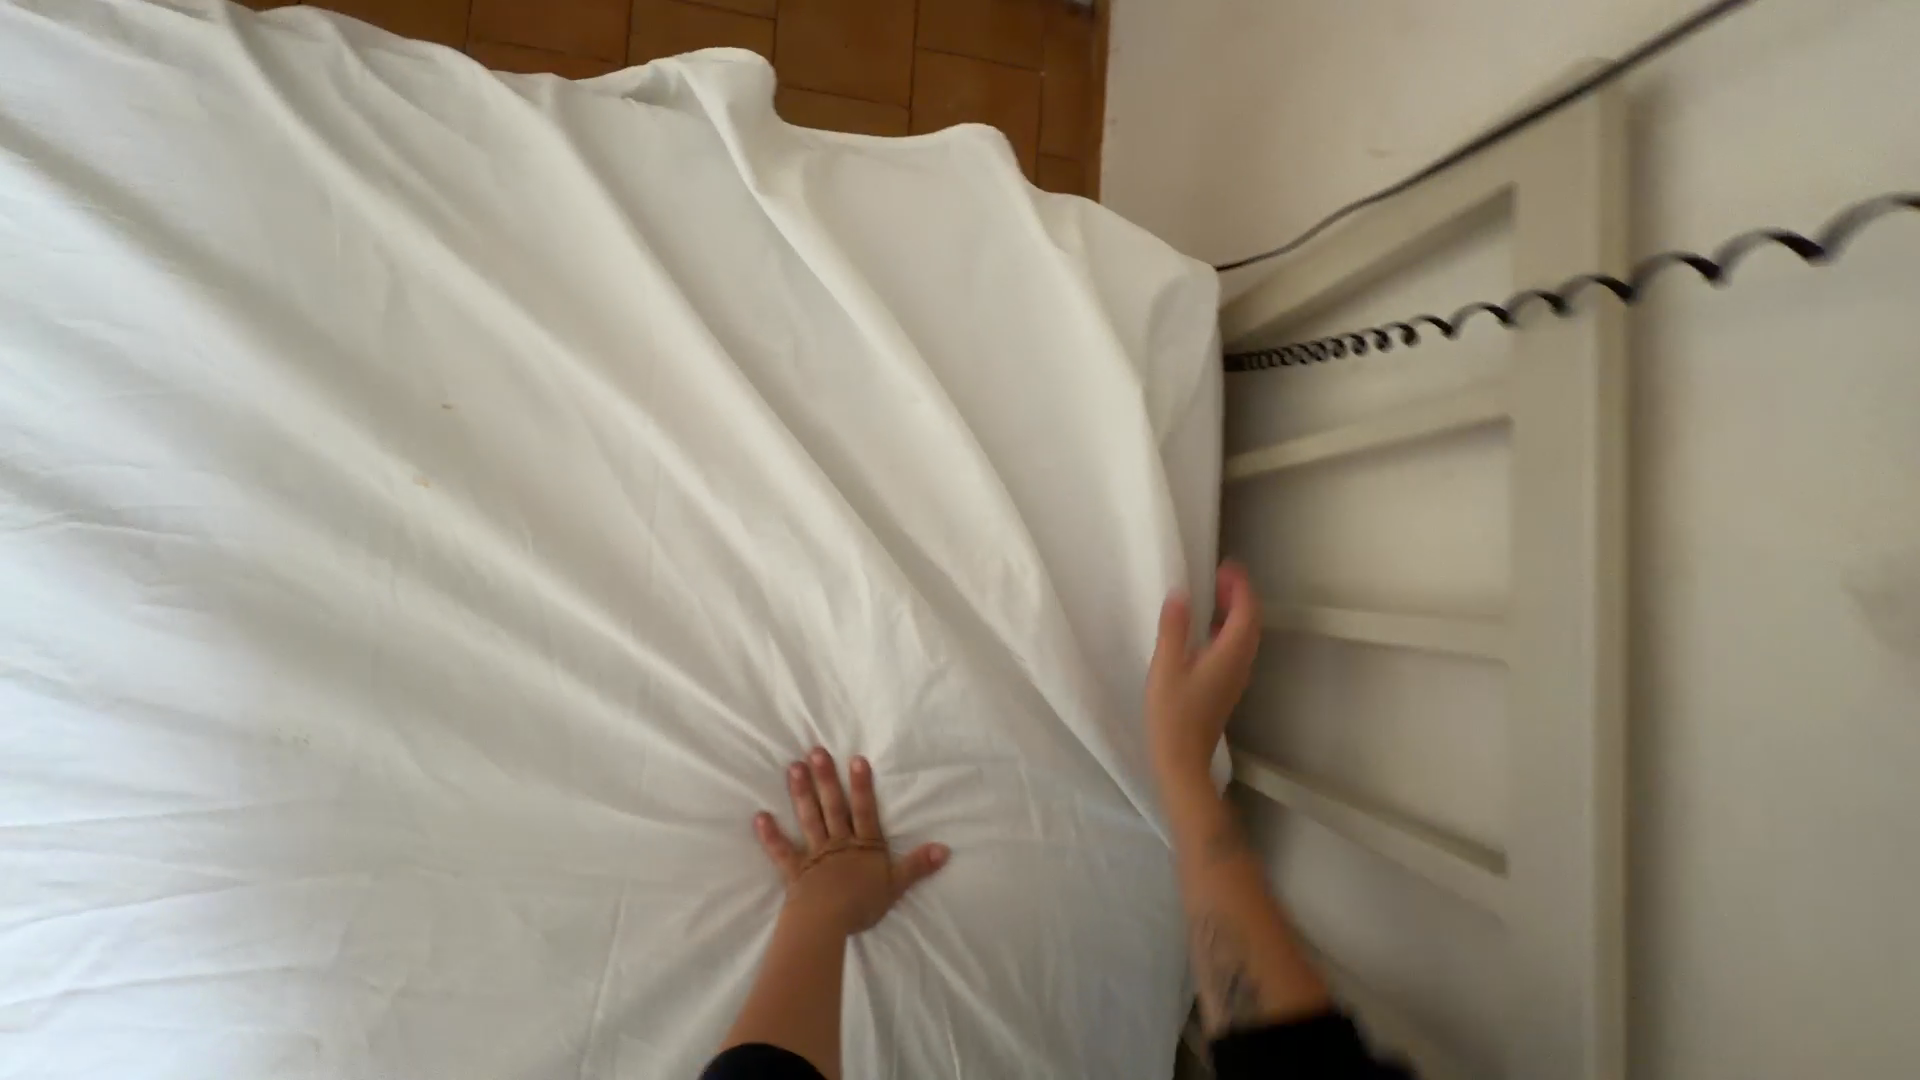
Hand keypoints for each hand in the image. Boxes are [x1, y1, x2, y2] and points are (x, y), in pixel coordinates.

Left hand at [755, 748, 948, 937]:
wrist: (826, 923)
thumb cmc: (862, 905)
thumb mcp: (896, 885)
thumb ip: (918, 865)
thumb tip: (945, 848)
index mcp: (864, 845)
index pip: (864, 809)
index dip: (861, 785)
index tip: (855, 759)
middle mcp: (839, 843)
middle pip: (833, 806)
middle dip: (825, 778)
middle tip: (815, 751)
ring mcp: (815, 855)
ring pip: (809, 819)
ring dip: (801, 794)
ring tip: (793, 768)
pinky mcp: (795, 872)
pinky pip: (781, 852)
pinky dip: (770, 835)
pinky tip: (760, 817)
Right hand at [1146, 561, 1262, 790]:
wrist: (1181, 760)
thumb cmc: (1172, 714)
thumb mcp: (1166, 667)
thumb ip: (1174, 629)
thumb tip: (1181, 594)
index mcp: (1230, 655)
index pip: (1246, 612)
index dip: (1240, 586)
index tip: (1225, 566)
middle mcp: (1240, 664)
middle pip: (1251, 623)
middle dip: (1240, 596)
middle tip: (1219, 575)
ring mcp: (1235, 678)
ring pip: (1245, 636)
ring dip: (1235, 612)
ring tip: (1213, 595)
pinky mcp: (1226, 687)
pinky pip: (1236, 649)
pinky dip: (1228, 630)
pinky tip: (1206, 629)